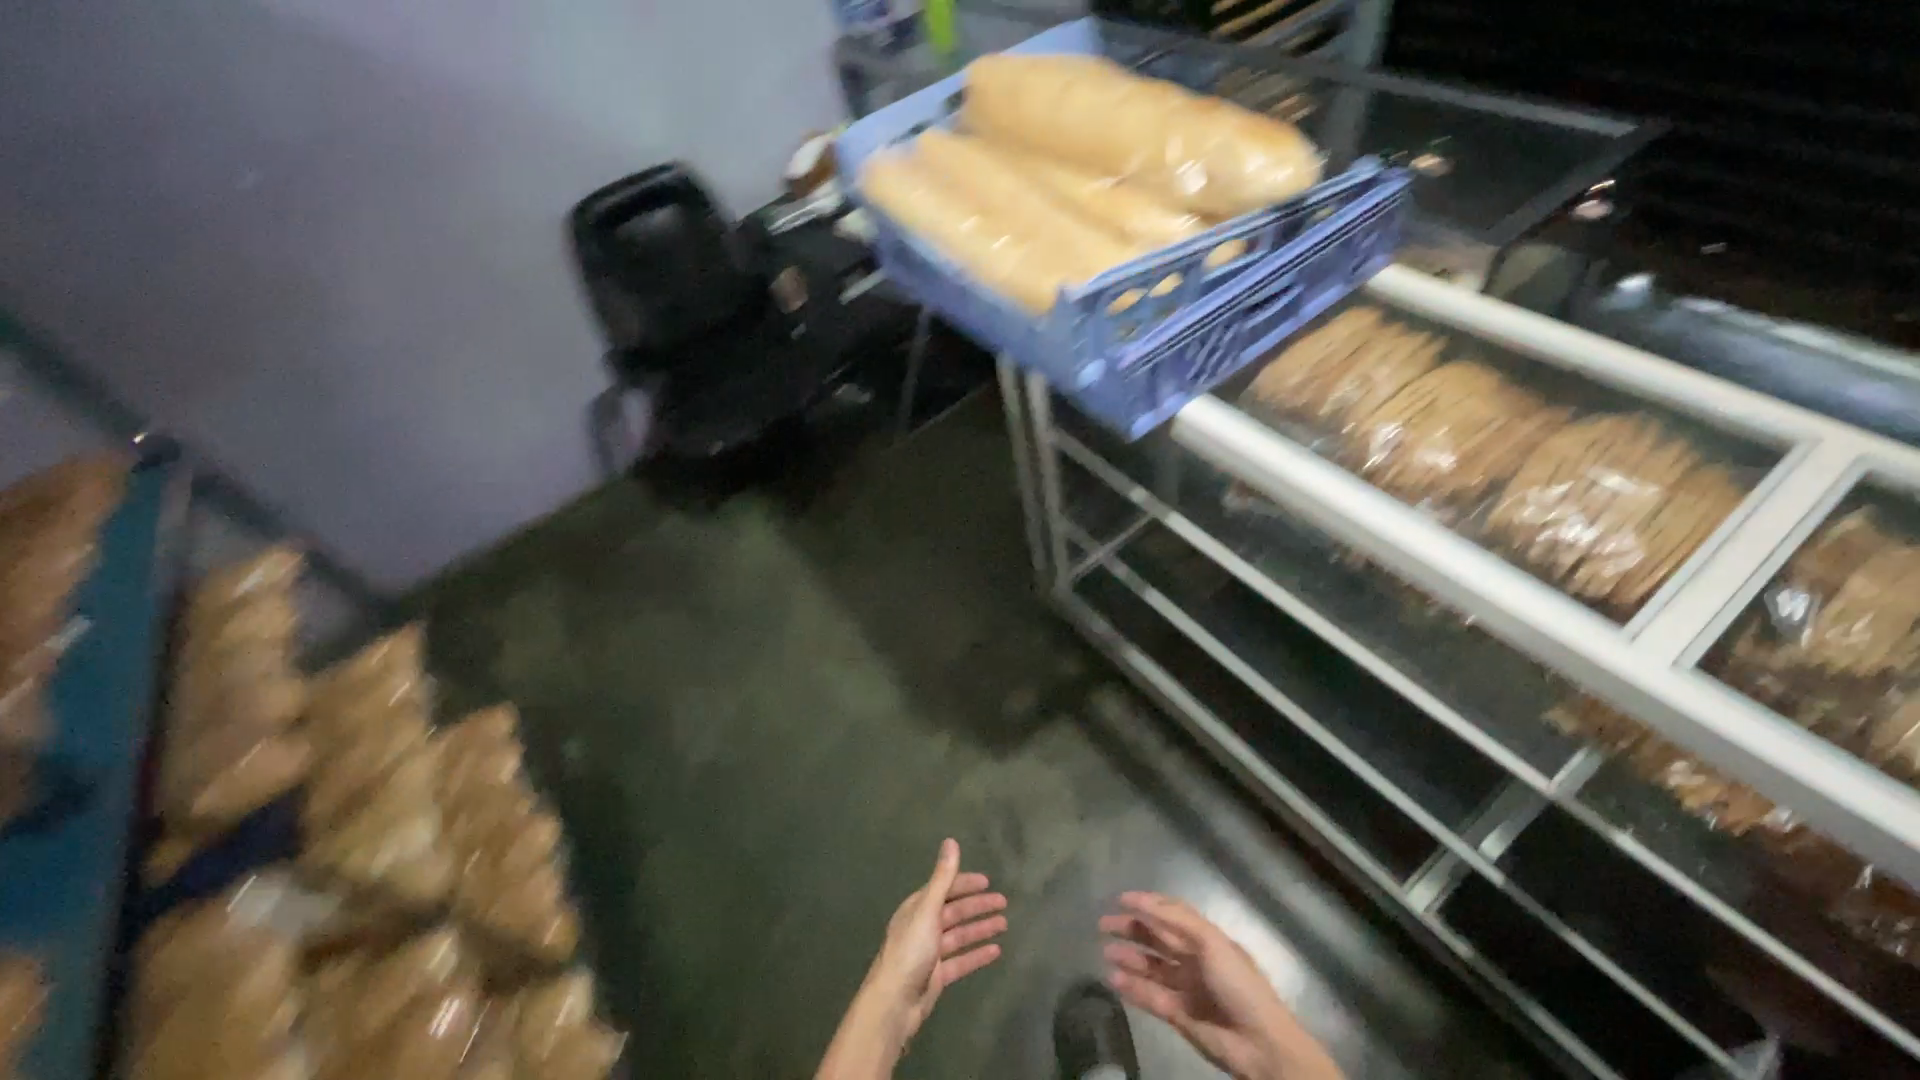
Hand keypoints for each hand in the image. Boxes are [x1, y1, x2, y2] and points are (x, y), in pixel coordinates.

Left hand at [815, 839, 1006, 1079]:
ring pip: (959, 935)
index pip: (944, 888)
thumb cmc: (909, 951)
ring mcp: (930, 952)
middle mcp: (922, 927)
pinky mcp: (937, 976)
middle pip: (954, 912)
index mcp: (917, 909)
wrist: (894, 1003)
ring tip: (1004, 924)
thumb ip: (942, 878)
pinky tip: (996, 951)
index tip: (987, 881)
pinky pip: (961, 960)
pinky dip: (977, 954)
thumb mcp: (927, 910)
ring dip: (980, 928)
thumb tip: (950, 841)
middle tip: (1003, 903)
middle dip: (977, 906)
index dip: (964, 884)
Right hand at [1101, 892, 1341, 1079]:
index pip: (1173, 915)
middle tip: (1104, 925)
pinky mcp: (1179, 1015)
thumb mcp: (1212, 942)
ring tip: (1106, 952)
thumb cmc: (1239, 984)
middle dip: (1132, 930)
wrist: (1259, 1043)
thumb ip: (1177, 920)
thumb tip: (1144, 902)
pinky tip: (1114, 978)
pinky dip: (1132, 988)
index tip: (1120, 899)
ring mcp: (1186, 988)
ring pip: (1151, 968)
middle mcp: (1195, 961)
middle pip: (1158, 939)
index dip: (1148, 905)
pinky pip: (1150, 997)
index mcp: (1207, 940)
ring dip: (1129, 958)